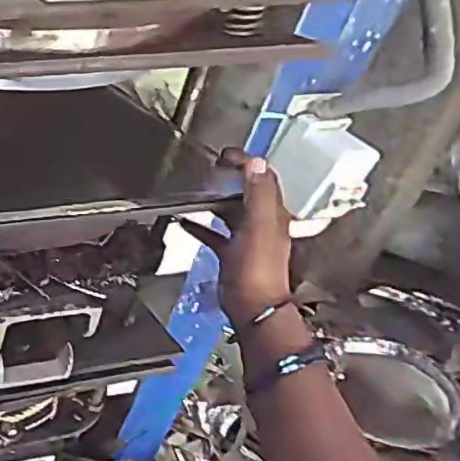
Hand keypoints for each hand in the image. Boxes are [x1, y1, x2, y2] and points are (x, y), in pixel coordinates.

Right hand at [184, 149, 293, 326]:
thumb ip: (259, 195)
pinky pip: (215, 234)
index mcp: (274, 216)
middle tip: (213, 166)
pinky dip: (201, 226)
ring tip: (199, 190)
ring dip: (217, 199)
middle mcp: (263, 225)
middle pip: (249, 194)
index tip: (228, 153)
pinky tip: (186, 223)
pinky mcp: (231, 254)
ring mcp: (247, 240)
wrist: (252, 306)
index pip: (264, 180)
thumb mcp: (259, 226)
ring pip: (232, 212)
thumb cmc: (256, 269)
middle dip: (233, 177)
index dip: (249, 163)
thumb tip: (257, 163)